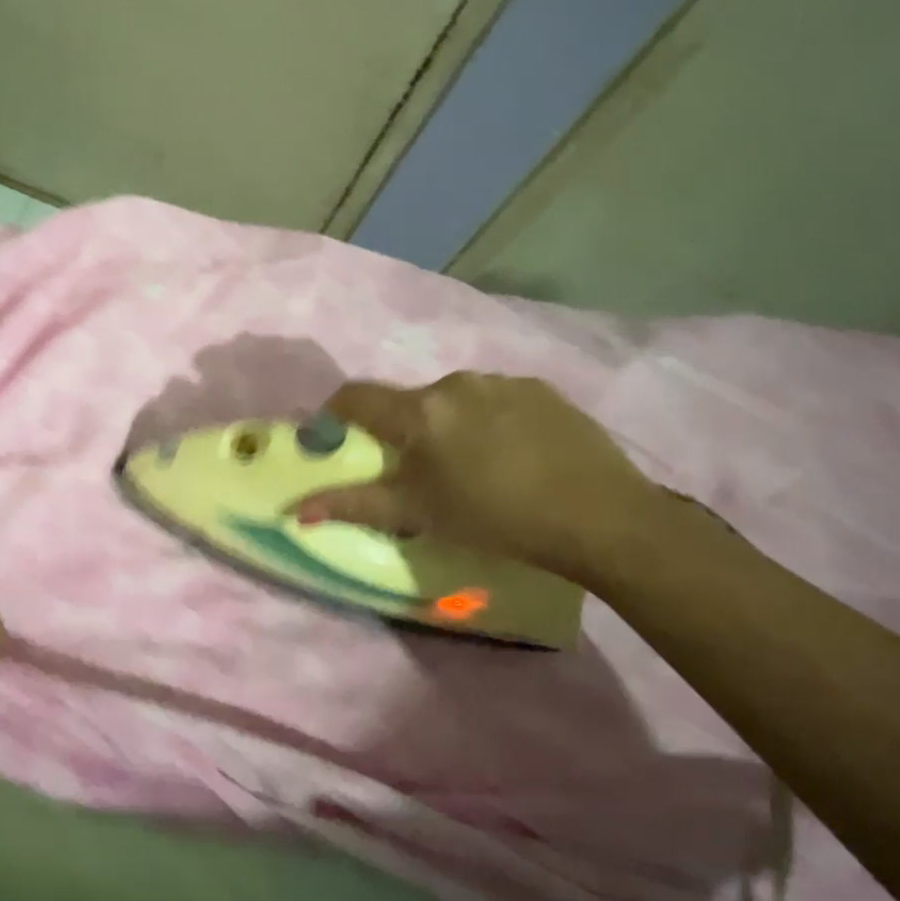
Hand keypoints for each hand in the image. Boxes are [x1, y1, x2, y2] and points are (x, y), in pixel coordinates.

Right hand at [292, 372, 670, 586]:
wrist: (604, 518)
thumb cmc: (496, 518)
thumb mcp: (417, 515)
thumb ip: (354, 505)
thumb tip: (296, 510)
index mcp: (418, 411)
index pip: (355, 397)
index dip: (335, 415)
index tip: (337, 440)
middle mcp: (454, 383)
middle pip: (408, 401)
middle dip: (403, 430)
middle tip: (419, 471)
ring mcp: (503, 382)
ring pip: (454, 399)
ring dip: (449, 424)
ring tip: (474, 466)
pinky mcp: (543, 390)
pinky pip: (497, 399)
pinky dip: (491, 421)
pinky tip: (514, 456)